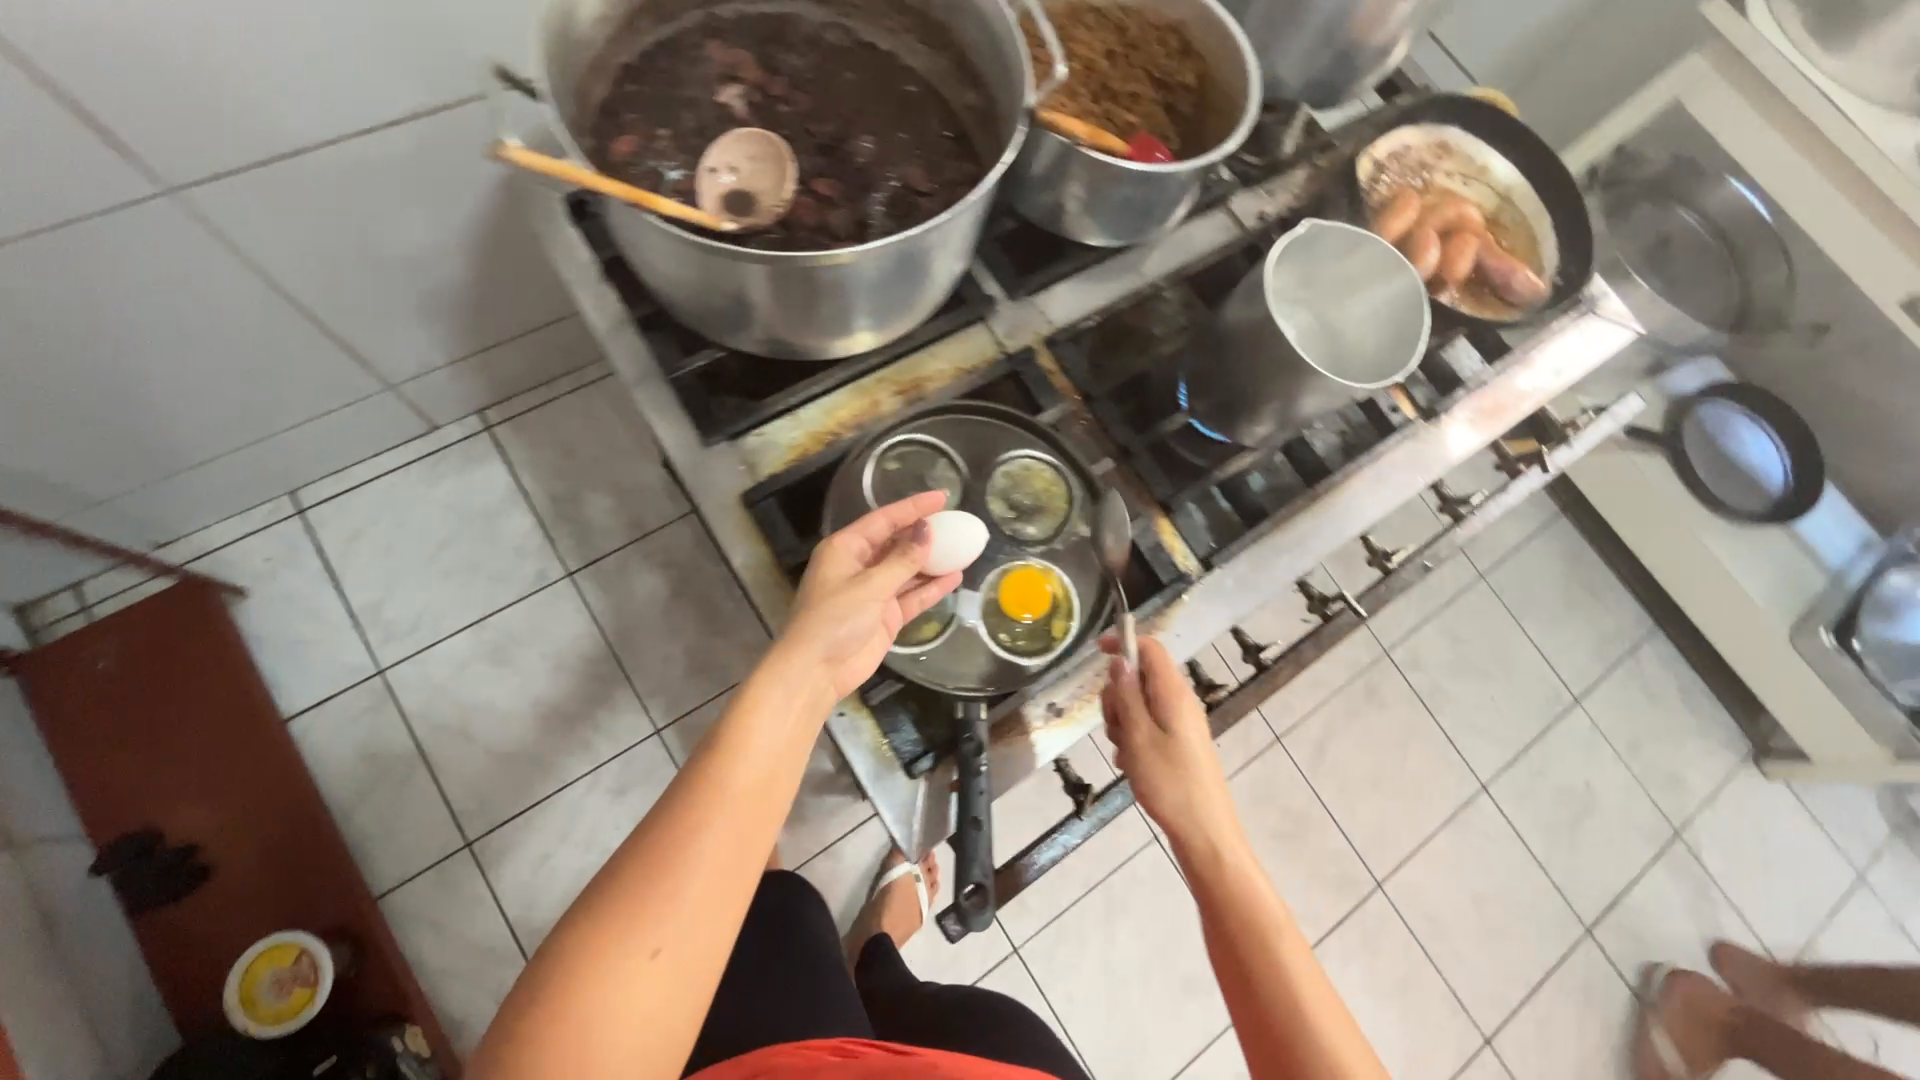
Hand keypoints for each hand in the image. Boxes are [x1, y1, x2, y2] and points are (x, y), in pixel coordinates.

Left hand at [778, 491, 963, 701]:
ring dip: (932, 562)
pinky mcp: (885, 616)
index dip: (913, 508)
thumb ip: (902, 559)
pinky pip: (912, 596)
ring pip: (908, 570)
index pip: (884, 520)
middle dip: (925, 534)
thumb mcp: (869, 585)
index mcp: (846, 548)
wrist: (816, 671)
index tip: (942, 498)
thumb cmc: (833, 619)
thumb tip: (927, 532)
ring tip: (963, 549)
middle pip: (897, 542)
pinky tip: (954, 578)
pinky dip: (931, 588)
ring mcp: (873, 592)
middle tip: (957, 524)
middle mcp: (859, 565)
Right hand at [1100, 636, 1237, 849]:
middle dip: (1118, 696)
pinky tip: (1131, 764)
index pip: (1150, 648)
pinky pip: (1146, 726)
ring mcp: (1179, 723)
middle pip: (1139, 677)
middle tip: (1116, 727)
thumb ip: (1127, 695)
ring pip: (1138, 704)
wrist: (1203, 831)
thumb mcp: (1138, 737)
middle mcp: (1179, 702)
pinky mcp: (1178, 742)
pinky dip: (1132, 739)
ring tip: (1125, 752)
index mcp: (1173, 693)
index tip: (1096, 652)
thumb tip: (1120, 659)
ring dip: (1122, 722)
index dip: (1124, 643)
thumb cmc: (1169, 783)